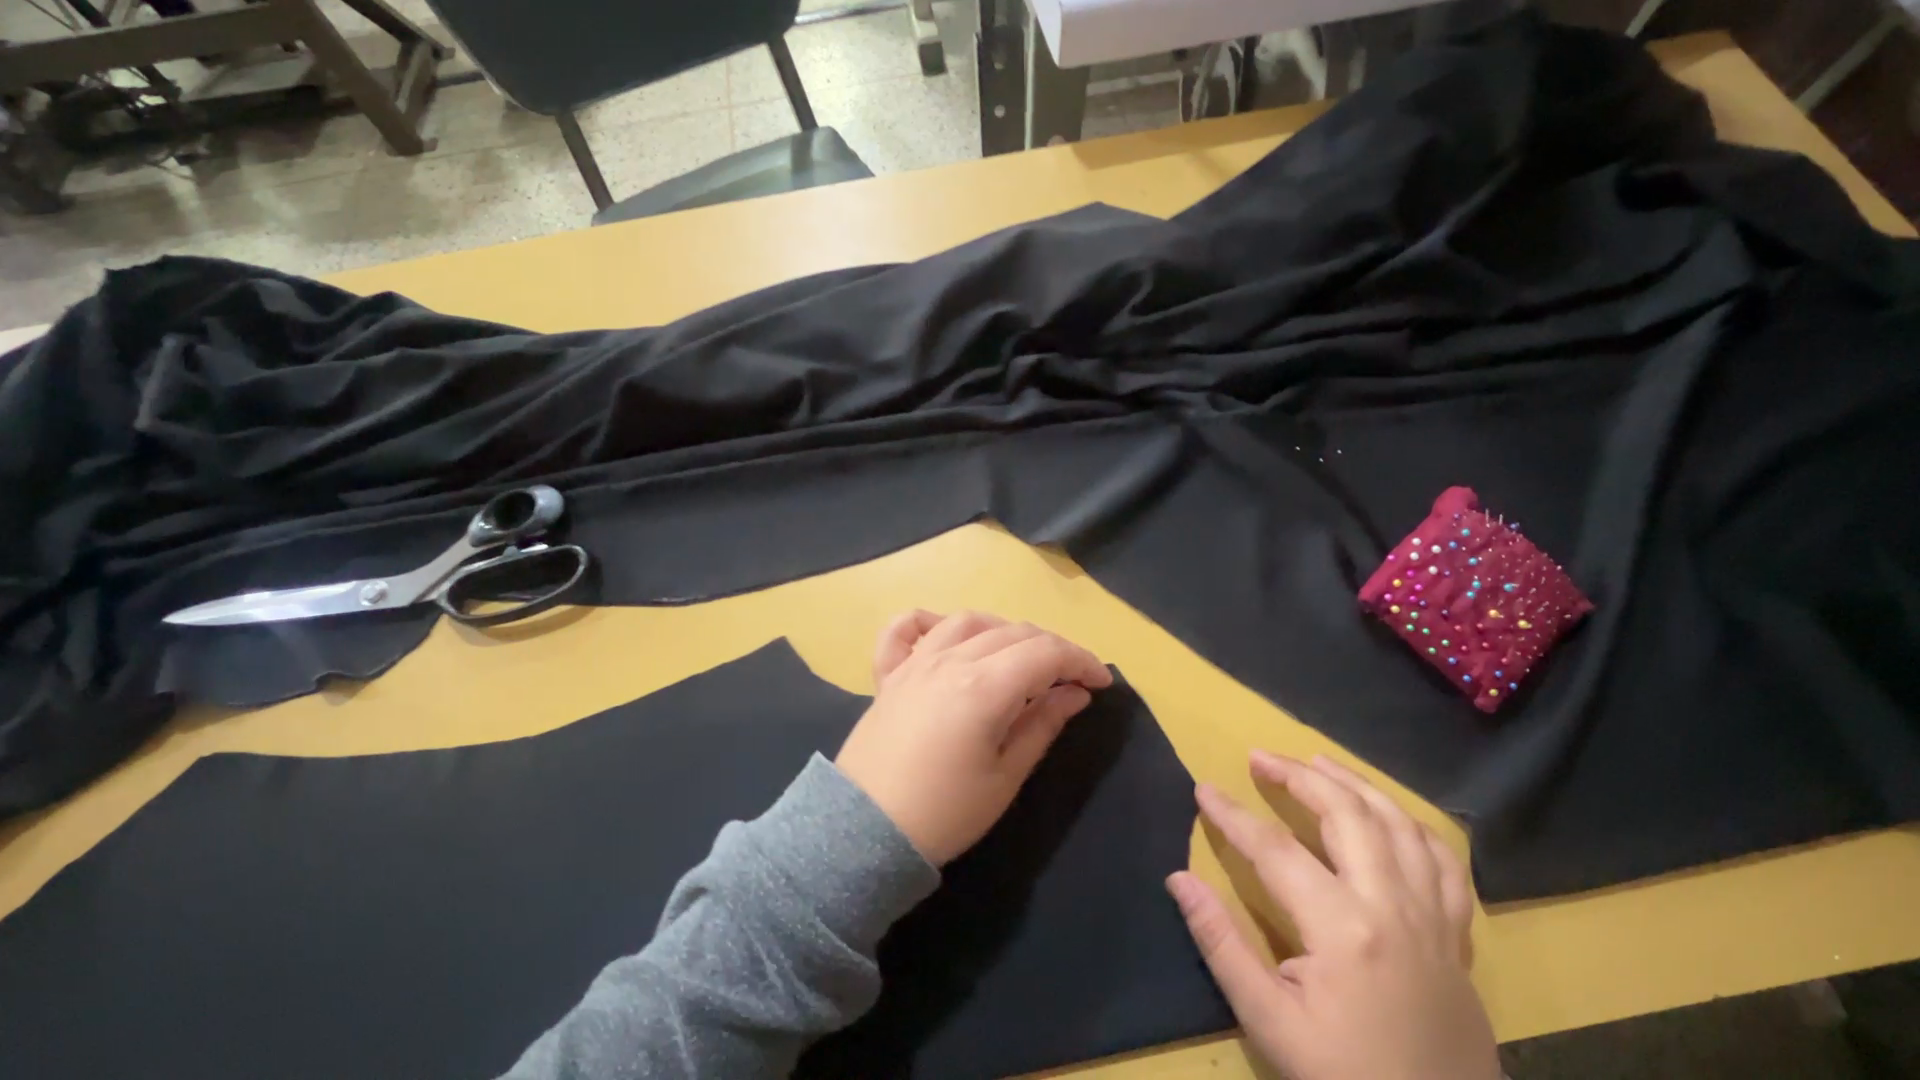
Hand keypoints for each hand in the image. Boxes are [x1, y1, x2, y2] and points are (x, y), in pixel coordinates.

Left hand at [834, 610, 1112, 864]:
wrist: (866, 832)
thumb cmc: (946, 813)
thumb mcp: (1006, 777)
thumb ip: (1042, 726)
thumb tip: (1075, 694)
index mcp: (984, 687)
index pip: (1045, 653)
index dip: (1081, 661)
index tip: (1101, 683)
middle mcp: (950, 661)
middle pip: (1013, 633)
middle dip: (1051, 648)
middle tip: (1070, 680)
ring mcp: (914, 663)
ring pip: (967, 622)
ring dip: (1003, 631)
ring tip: (1020, 658)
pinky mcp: (888, 675)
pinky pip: (905, 629)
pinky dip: (929, 622)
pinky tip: (945, 634)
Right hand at [1167, 752, 1498, 1079]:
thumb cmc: (1343, 1075)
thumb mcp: (1269, 1022)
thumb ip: (1222, 945)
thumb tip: (1179, 880)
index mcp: (1343, 927)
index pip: (1275, 849)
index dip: (1233, 815)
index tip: (1203, 789)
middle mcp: (1393, 904)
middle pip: (1346, 815)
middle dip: (1299, 776)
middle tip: (1260, 757)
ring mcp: (1434, 915)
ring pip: (1398, 824)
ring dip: (1354, 784)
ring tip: (1317, 761)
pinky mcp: (1458, 934)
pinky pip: (1444, 860)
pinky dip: (1414, 825)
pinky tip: (1391, 814)